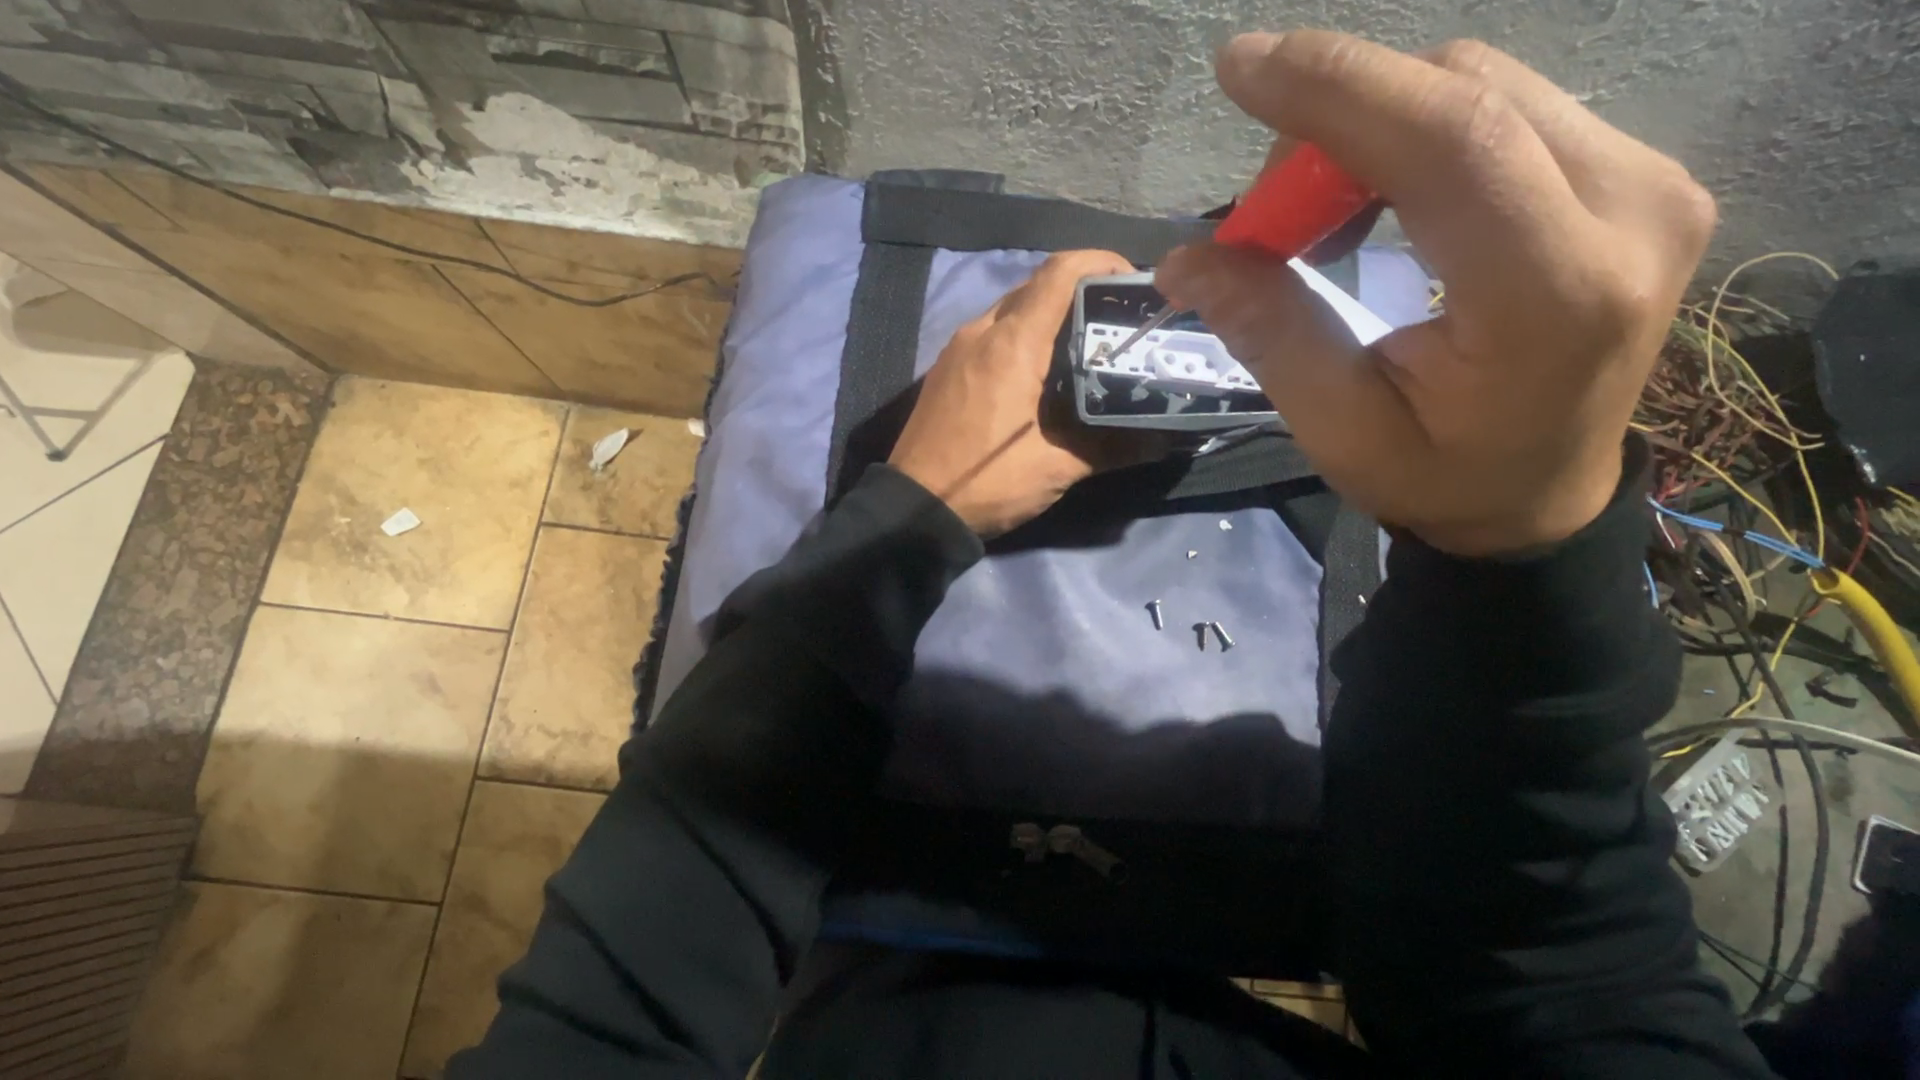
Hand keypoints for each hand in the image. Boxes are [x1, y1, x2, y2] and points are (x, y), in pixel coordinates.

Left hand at [889, 250, 1143, 536]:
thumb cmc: (986, 482)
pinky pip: (991, 332)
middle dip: (1081, 290)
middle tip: (1116, 320)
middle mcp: (982, 331)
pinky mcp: (947, 368)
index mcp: (1012, 343)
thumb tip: (1161, 441)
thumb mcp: (1055, 469)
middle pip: (1037, 286)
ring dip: (1049, 314)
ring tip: (1084, 345)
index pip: (1060, 273)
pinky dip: (1023, 335)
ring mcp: (958, 348)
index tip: (1131, 281)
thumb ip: (1111, 447)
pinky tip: (1042, 371)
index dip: (1100, 262)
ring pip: (1012, 308)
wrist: (914, 509)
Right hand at [1156, 33, 1716, 555]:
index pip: (1452, 140)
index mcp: (1554, 295)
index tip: (1239, 69)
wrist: (1545, 495)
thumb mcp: (1341, 431)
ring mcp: (1650, 179)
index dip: (1336, 89)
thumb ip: (1272, 335)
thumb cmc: (1443, 478)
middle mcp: (1630, 210)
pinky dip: (1415, 132)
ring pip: (1481, 85)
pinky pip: (1505, 105)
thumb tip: (1185, 259)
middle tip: (1268, 217)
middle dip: (1336, 126)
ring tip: (1321, 217)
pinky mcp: (1638, 169)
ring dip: (1372, 127)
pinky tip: (1380, 196)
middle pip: (1462, 93)